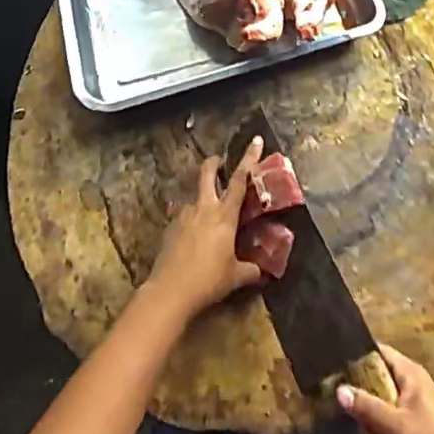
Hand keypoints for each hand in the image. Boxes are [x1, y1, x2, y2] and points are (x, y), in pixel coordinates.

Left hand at [143, 138, 264, 320]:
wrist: (169, 293)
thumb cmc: (208, 280)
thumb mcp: (235, 276)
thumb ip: (251, 270)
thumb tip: (264, 273)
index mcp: (225, 214)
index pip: (239, 180)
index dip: (249, 158)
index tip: (255, 140)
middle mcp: (204, 208)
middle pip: (207, 174)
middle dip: (213, 163)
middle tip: (218, 161)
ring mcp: (184, 216)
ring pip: (193, 196)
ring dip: (201, 198)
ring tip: (206, 213)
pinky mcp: (169, 229)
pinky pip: (182, 217)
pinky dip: (189, 220)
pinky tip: (191, 236)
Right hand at [336, 344, 433, 433]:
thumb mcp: (397, 426)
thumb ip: (367, 407)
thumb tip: (339, 388)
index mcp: (409, 375)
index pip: (378, 354)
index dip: (359, 360)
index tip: (337, 372)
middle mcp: (408, 391)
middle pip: (372, 397)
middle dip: (370, 423)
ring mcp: (409, 418)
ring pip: (376, 427)